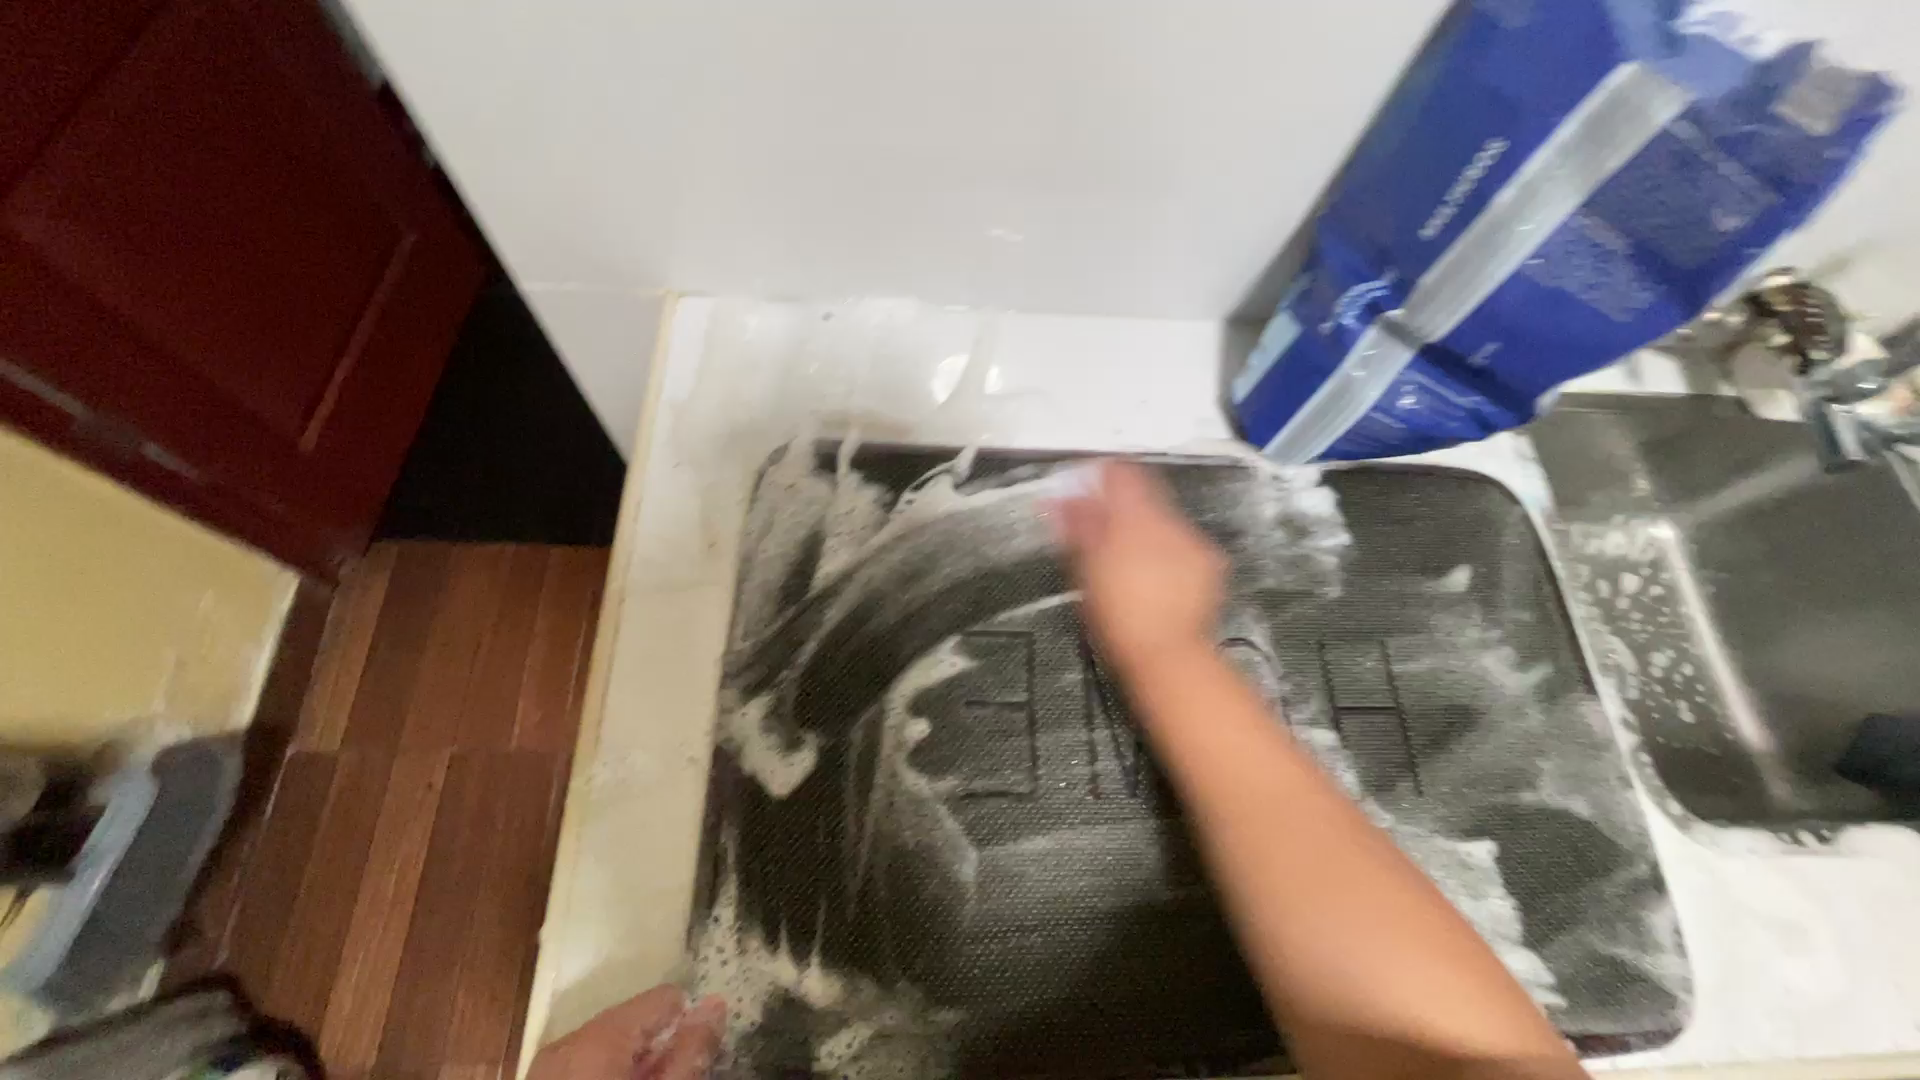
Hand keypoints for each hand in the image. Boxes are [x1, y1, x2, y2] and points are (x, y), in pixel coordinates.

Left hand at [528, 986, 725, 1079]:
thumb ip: (692, 1051)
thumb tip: (715, 1005)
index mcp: (600, 1037)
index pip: (663, 999)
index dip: (687, 1026)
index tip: (693, 1062)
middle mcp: (568, 1043)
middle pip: (634, 1025)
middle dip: (658, 1054)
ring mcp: (546, 1072)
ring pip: (609, 1052)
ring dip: (634, 1072)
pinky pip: (584, 1072)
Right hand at [1053, 460, 1226, 672]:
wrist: (1168, 656)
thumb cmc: (1117, 616)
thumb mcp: (1086, 572)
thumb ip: (1078, 527)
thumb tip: (1065, 498)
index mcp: (1134, 518)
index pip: (1120, 472)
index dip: (1101, 477)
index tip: (1085, 493)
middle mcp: (1169, 520)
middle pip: (1144, 496)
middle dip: (1121, 510)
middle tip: (1100, 536)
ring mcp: (1195, 540)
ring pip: (1165, 521)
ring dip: (1145, 531)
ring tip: (1128, 565)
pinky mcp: (1211, 562)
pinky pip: (1183, 544)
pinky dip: (1167, 552)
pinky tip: (1156, 579)